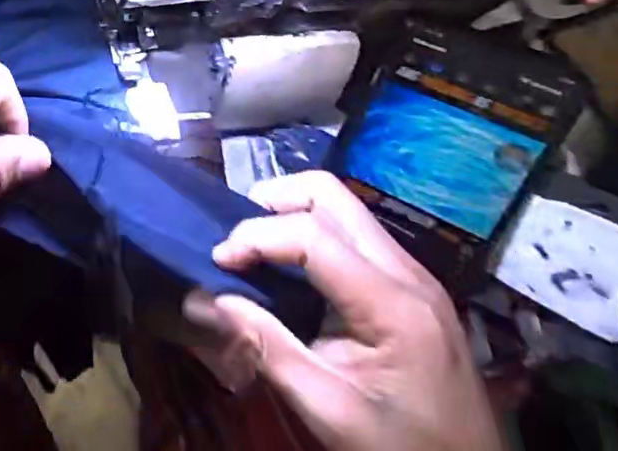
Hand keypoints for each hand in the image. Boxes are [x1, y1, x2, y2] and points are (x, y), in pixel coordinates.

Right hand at [181, 172, 502, 450]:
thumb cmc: (404, 450)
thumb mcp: (330, 410)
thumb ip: (266, 347)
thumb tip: (205, 299)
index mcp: (393, 304)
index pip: (310, 233)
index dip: (254, 236)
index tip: (220, 262)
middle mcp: (407, 272)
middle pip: (327, 193)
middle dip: (271, 203)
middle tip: (240, 241)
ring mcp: (411, 273)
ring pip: (338, 204)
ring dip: (289, 213)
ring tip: (259, 251)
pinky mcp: (407, 283)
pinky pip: (348, 230)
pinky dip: (308, 231)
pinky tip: (291, 269)